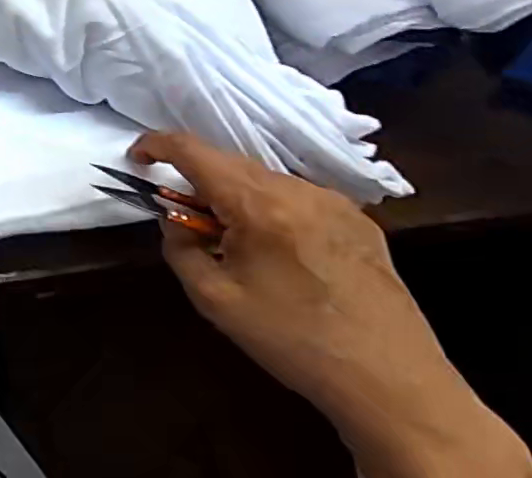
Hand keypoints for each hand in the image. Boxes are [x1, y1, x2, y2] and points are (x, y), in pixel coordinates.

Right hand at [131, 132, 531, 477]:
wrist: (394, 385)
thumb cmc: (295, 343)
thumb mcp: (217, 302)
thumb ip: (180, 249)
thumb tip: (173, 221)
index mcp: (257, 202)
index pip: (192, 149)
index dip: (156, 145)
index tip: (137, 158)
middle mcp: (295, 186)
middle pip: (228, 162)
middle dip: (198, 180)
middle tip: (190, 222)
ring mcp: (332, 199)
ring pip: (264, 179)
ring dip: (238, 197)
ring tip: (242, 247)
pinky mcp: (358, 218)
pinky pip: (299, 198)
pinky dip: (274, 210)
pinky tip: (286, 257)